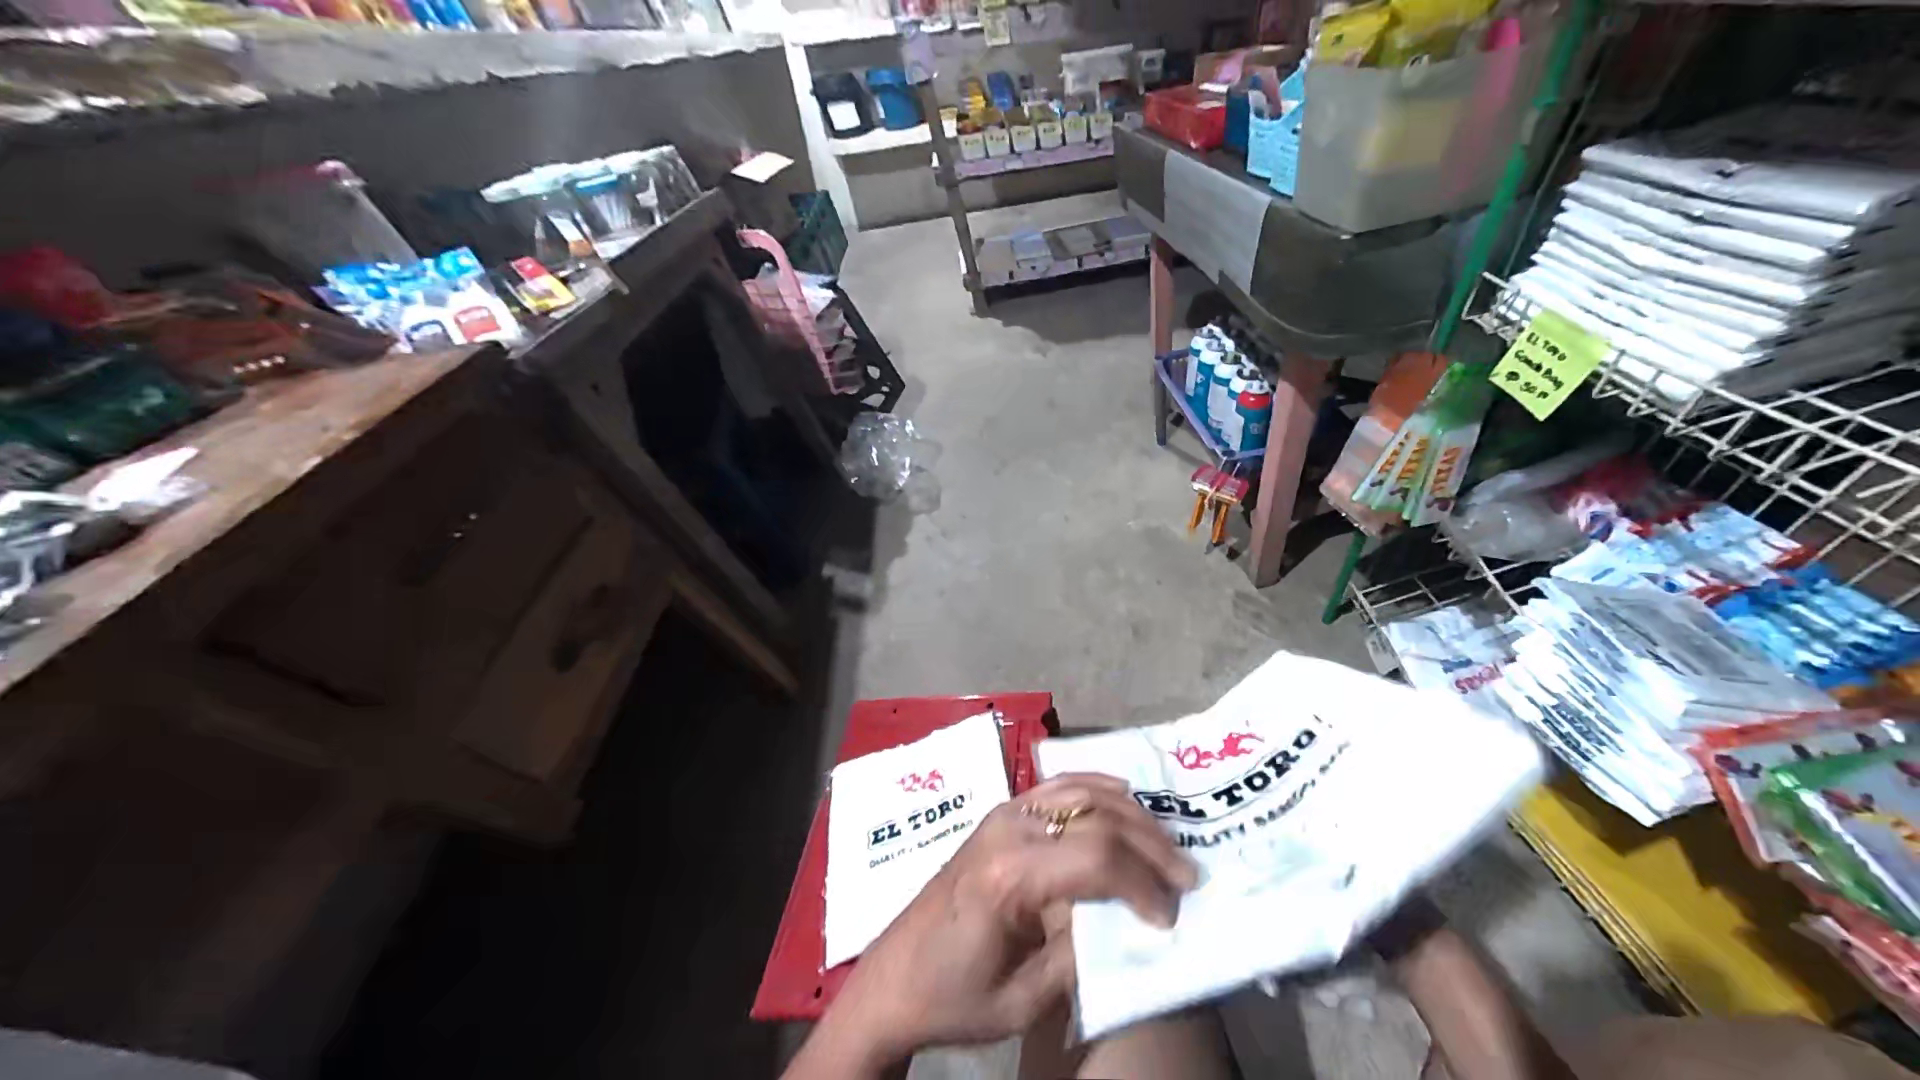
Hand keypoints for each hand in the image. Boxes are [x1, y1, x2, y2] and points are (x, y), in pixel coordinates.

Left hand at [784, 773, 1197, 1077]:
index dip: (1144, 883)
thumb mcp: (1024, 999)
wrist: (895, 976)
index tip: (1168, 918)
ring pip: (1080, 792)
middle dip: (1149, 846)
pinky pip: (1056, 786)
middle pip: (1096, 817)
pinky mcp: (1001, 815)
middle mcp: (1007, 829)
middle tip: (1188, 878)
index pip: (1096, 856)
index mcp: (1009, 875)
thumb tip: (1129, 922)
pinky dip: (1096, 787)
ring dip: (1130, 815)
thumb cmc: (954, 995)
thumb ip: (1080, 954)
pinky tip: (1124, 799)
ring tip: (1166, 846)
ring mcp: (1003, 814)